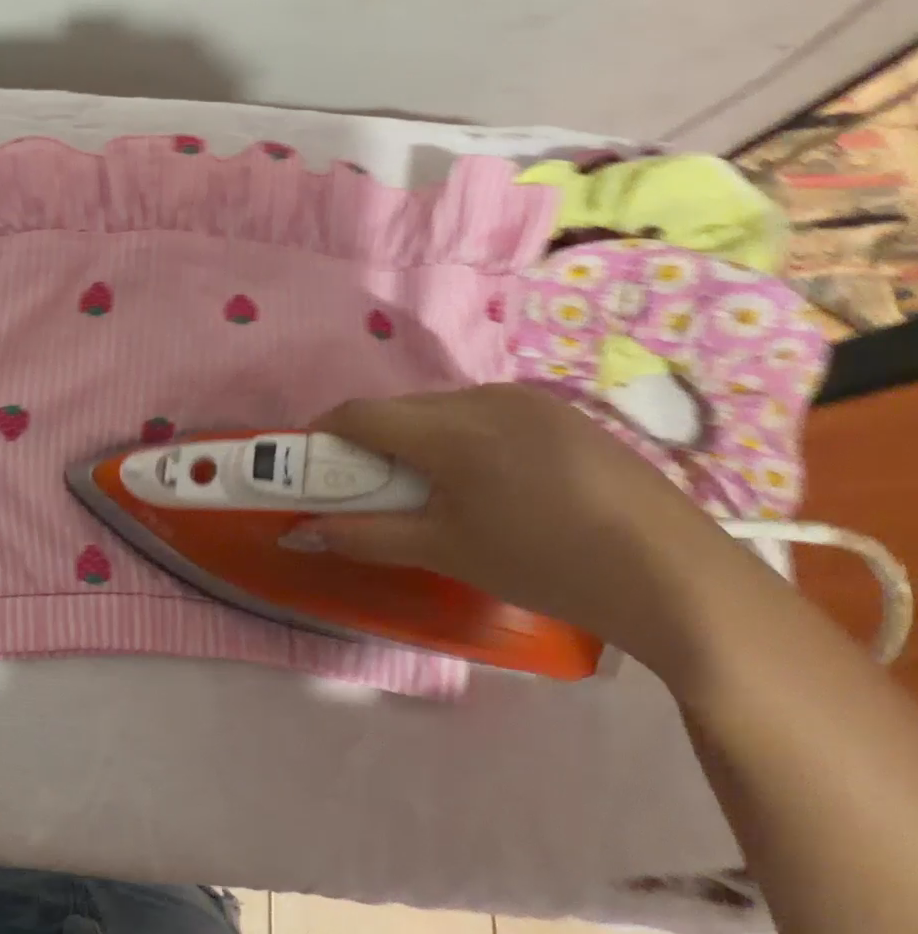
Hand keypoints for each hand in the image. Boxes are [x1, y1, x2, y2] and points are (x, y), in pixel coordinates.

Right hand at [308, 383, 767, 665]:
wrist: (679, 580)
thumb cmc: (546, 564)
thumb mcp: (445, 552)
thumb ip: (363, 535)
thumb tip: (299, 531)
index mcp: (452, 429)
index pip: (359, 414)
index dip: (321, 437)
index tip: (307, 469)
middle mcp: (486, 397)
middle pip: (398, 409)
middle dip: (368, 444)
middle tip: (365, 491)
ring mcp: (529, 400)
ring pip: (440, 410)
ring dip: (413, 441)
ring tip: (427, 492)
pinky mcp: (561, 414)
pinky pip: (482, 414)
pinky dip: (457, 440)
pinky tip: (482, 484)